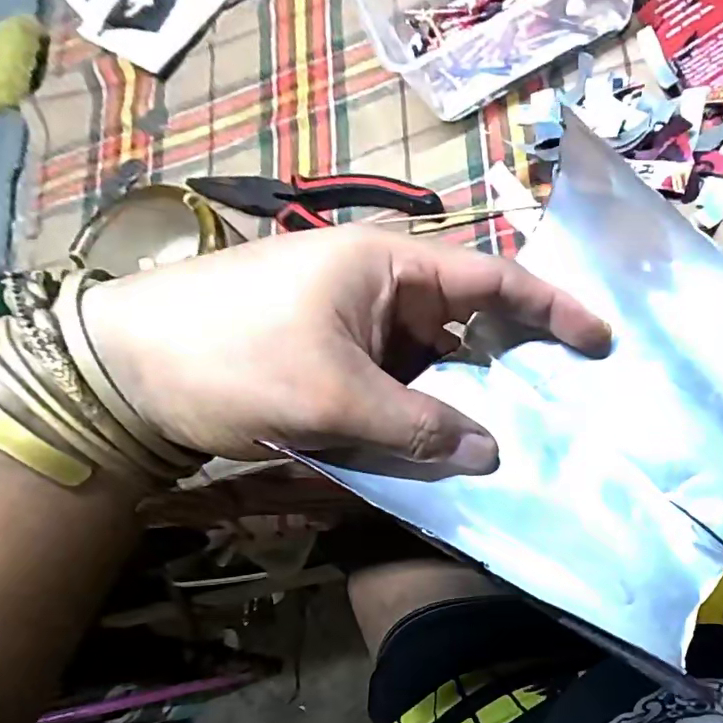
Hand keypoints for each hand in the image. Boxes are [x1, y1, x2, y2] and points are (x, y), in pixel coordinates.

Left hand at [82, 227, 610, 470]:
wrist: (125, 374)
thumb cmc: (231, 359)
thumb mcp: (333, 397)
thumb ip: (419, 426)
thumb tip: (491, 453)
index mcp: (387, 269)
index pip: (488, 281)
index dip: (549, 309)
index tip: (597, 341)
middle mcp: (379, 292)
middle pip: (464, 331)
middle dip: (506, 373)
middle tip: (553, 417)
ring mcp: (355, 330)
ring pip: (429, 370)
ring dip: (457, 407)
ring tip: (500, 448)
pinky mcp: (332, 365)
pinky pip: (393, 390)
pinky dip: (416, 419)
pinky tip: (436, 453)